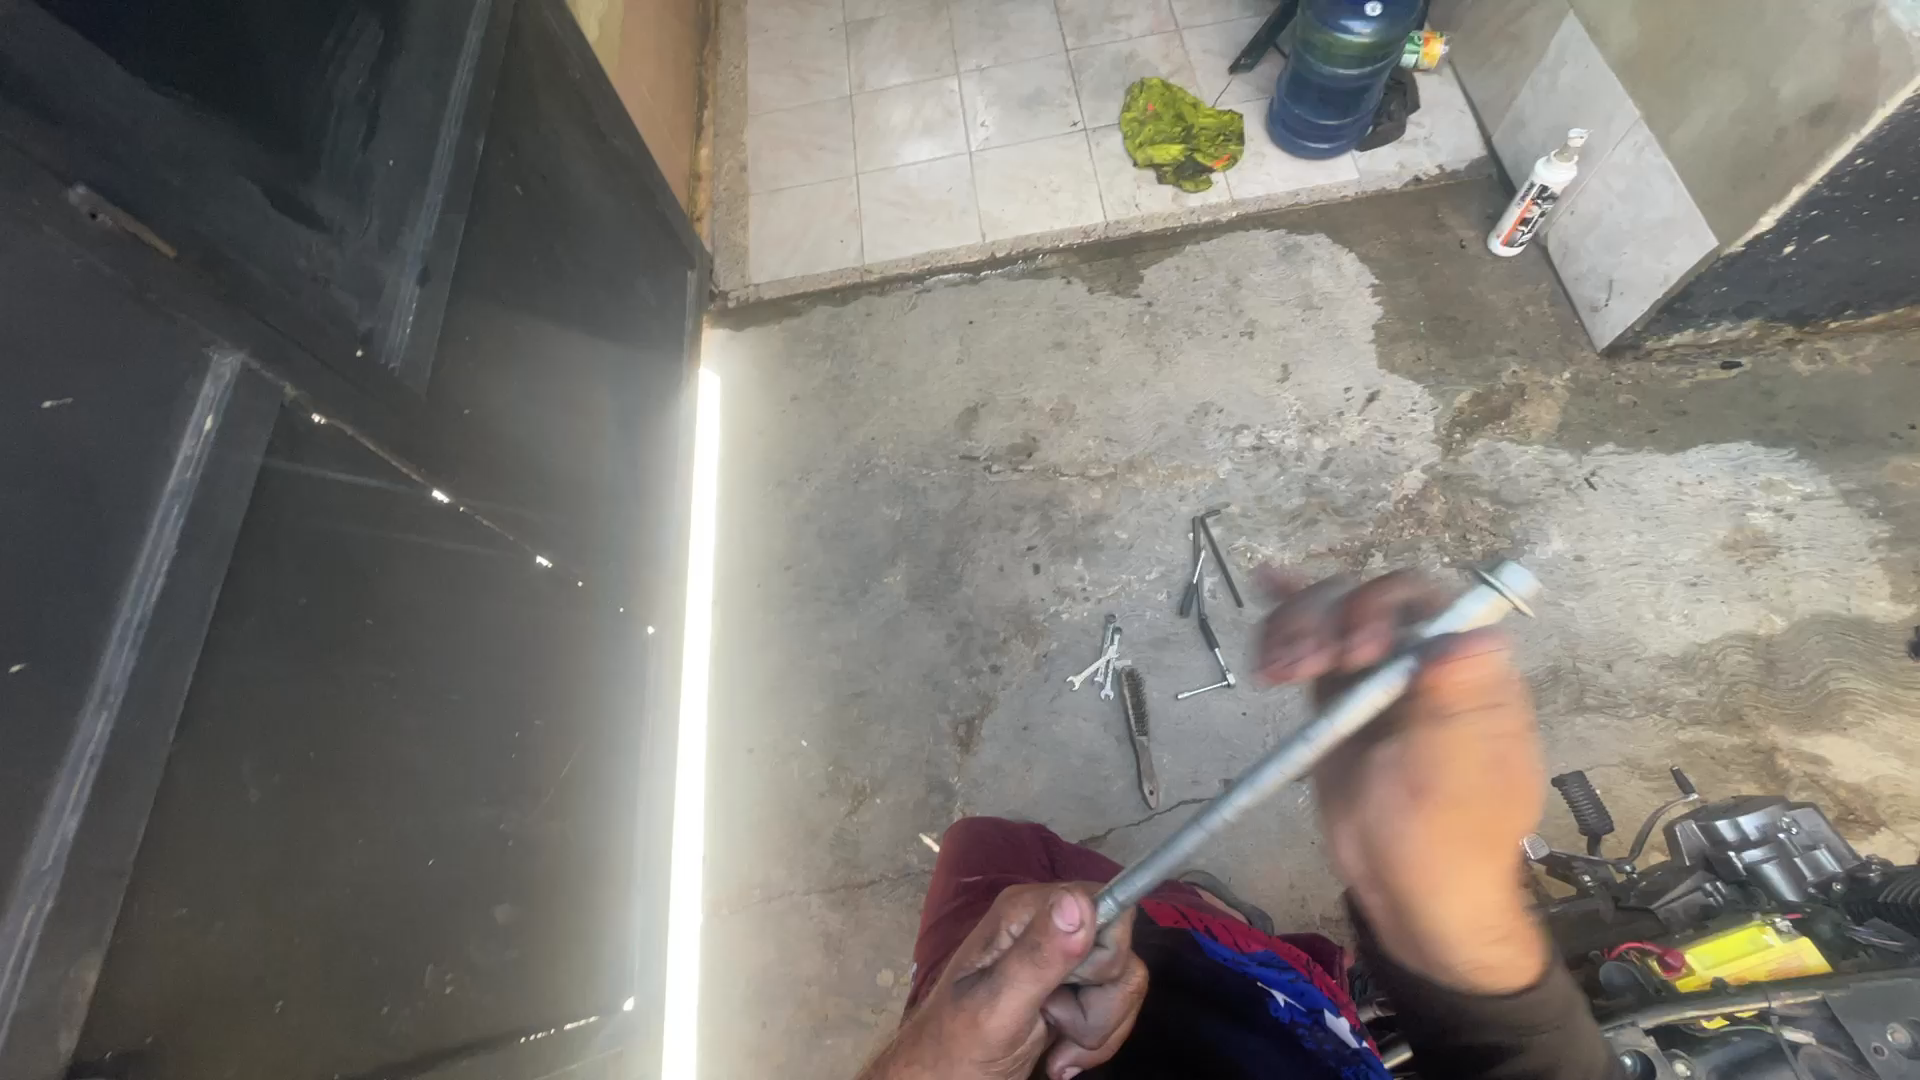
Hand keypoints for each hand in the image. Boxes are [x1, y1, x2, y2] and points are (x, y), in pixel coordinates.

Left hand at [860, 884, 1147, 1079]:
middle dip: (1098, 999)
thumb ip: (1039, 954)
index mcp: (1025, 910)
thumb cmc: (957, 1045)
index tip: (1072, 987)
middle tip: (1054, 1022)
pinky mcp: (1070, 990)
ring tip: (1055, 1047)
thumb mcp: (997, 1005)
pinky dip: (1097, 1040)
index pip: (1101, 901)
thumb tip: (1079, 901)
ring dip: (1098, 1027)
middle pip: (1117, 945)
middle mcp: (1046, 923)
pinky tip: (1060, 1053)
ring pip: (1122, 979)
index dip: (1101, 950)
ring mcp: (1060, 957)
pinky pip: (1115, 1005)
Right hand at [1256, 569, 1550, 994]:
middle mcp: (1418, 658)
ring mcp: (1372, 673)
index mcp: (1467, 669)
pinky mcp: (1332, 692)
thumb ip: (1459, 700)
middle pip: (1363, 598)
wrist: (1403, 884)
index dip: (1380, 610)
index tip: (1354, 656)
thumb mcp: (1456, 772)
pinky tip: (1266, 584)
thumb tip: (1471, 633)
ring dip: (1291, 629)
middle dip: (1323, 622)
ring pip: (1326, 614)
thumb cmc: (1444, 835)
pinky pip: (1305, 641)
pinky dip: (1284, 616)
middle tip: (1302, 669)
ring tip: (1272, 673)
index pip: (1425, 601)